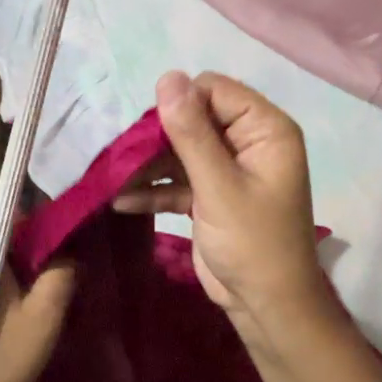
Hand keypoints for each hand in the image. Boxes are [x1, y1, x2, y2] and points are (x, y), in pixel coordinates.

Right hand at [114, 71, 328, 330]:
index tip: (149, 132)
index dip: (180, 104)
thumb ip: (191, 133)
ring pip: (179, 152)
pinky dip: (154, 192)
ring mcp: (228, 172)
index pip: (215, 91)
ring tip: (116, 180)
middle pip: (193, 120)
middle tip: (125, 159)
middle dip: (157, 138)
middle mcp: (248, 143)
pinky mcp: (210, 198)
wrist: (265, 304)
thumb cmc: (252, 242)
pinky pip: (177, 183)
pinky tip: (122, 201)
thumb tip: (167, 77)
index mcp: (265, 130)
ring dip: (148, 167)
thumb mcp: (218, 186)